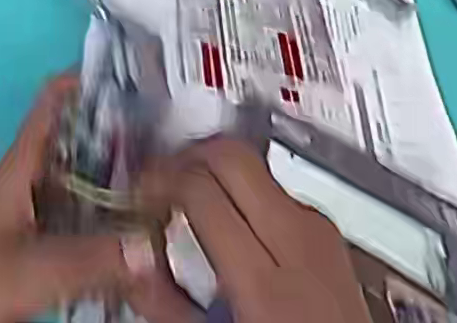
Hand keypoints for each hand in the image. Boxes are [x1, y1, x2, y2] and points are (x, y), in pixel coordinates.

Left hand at [0, 76, 155, 322]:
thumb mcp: (29, 266)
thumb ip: (87, 257)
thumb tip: (150, 245)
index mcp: (21, 163)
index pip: (52, 103)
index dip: (83, 81)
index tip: (128, 75)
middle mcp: (32, 178)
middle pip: (75, 139)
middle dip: (114, 130)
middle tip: (162, 129)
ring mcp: (36, 210)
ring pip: (82, 178)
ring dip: (115, 173)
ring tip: (162, 172)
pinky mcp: (39, 242)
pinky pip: (82, 216)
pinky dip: (108, 214)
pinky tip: (136, 227)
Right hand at [151, 138, 371, 322]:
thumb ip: (165, 303)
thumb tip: (129, 256)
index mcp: (268, 286)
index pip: (199, 188)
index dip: (158, 180)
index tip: (140, 193)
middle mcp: (300, 244)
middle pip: (228, 154)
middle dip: (184, 156)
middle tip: (159, 180)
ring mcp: (319, 232)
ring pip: (251, 161)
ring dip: (210, 167)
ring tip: (186, 197)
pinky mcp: (327, 231)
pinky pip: (272, 185)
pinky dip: (238, 187)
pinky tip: (222, 218)